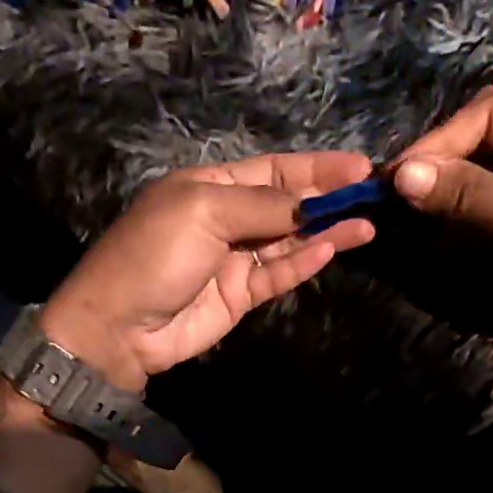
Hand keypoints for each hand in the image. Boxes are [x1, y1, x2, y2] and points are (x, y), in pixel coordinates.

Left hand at [39, 153, 377, 390]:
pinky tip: (332, 250)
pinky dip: (304, 263)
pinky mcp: (239, 297)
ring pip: (289, 241)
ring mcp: (234, 260)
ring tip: (366, 225)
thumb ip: (262, 205)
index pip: (273, 170)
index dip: (316, 168)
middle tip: (372, 195)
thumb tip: (313, 202)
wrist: (120, 327)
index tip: (359, 165)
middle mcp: (226, 219)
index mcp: (210, 186)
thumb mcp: (204, 212)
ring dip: (327, 233)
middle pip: (287, 204)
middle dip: (328, 198)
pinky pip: (278, 275)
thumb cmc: (153, 255)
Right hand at [392, 89, 492, 330]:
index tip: (397, 175)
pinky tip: (428, 227)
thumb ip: (470, 194)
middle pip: (477, 138)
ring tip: (402, 210)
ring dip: (438, 190)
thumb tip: (402, 175)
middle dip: (436, 162)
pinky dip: (449, 215)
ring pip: (471, 173)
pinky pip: (474, 205)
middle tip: (393, 192)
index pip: (490, 114)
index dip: (441, 140)